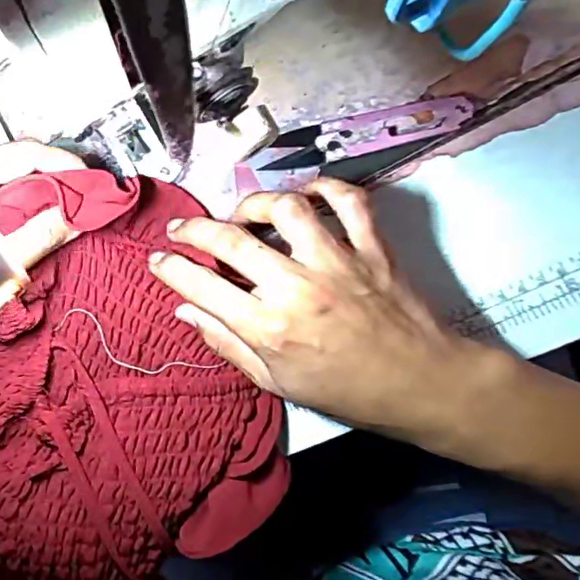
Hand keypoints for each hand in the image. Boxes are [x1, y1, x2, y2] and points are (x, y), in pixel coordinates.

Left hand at [0, 140, 86, 354]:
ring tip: (69, 212)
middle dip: (57, 180)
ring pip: (7, 181)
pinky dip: (22, 206)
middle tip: (87, 200)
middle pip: (17, 164)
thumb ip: (38, 238)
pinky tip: (37, 223)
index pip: (22, 154)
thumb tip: (75, 216)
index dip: (64, 164)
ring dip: (42, 194)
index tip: (92, 181)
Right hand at [148, 179, 501, 439]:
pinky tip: (306, 195)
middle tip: (182, 229)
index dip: (172, 269)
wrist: (419, 385)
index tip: (160, 260)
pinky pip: (348, 201)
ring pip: (286, 208)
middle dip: (195, 229)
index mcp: (270, 328)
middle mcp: (298, 288)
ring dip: (254, 203)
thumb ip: (228, 343)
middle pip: (232, 240)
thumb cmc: (346, 392)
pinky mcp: (372, 248)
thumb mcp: (277, 382)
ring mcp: (338, 262)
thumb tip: (188, 311)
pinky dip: (325, 188)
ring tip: (243, 214)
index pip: (203, 287)